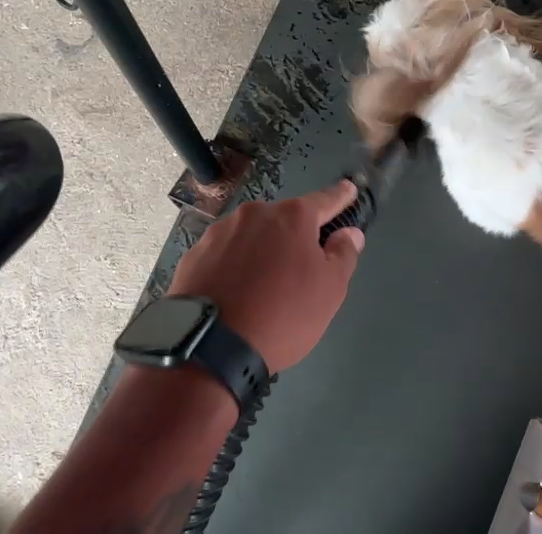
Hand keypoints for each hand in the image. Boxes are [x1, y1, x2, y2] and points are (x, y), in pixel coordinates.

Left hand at [166, 181, 366, 372]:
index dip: (341, 197)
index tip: (349, 190)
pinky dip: (234, 265)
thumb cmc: (282, 315)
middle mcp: (255, 214)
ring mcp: (220, 233)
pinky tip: (234, 292)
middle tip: (300, 266)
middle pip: (284, 219)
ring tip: (262, 285)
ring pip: (252, 235)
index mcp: (293, 216)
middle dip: (295, 235)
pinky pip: (224, 254)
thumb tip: (348, 233)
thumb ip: (344, 254)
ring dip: (262, 249)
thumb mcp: (330, 290)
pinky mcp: (193, 256)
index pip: (325, 199)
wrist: (209, 350)